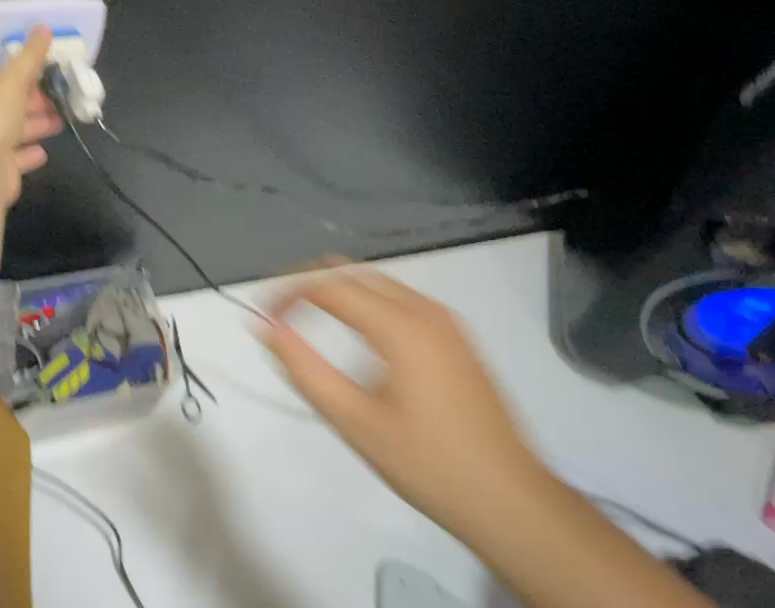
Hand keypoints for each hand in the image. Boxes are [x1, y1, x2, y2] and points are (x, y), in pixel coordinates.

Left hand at [0, 26, 63, 202]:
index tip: (44, 73)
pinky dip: (28, 152)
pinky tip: (43, 151)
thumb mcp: (13, 80)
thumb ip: (30, 56)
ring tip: (61, 120)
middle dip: (32, 102)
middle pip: (4, 104)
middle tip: (58, 96)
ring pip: (11, 130)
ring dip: (35, 125)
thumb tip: (43, 27)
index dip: (19, 75)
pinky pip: (13, 156)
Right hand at [259, 266, 552, 538]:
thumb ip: (304, 368)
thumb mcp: (353, 421)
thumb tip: (264, 327)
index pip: (328, 284)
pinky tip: (355, 340)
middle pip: (353, 272)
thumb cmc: (427, 463)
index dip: (287, 293)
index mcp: (400, 325)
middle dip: (310, 286)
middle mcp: (425, 310)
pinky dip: (367, 305)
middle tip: (281, 316)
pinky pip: (400, 300)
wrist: (511, 501)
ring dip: (339, 294)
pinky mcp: (458, 339)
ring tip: (308, 324)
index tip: (263, 318)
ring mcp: (447, 322)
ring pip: (378, 284)